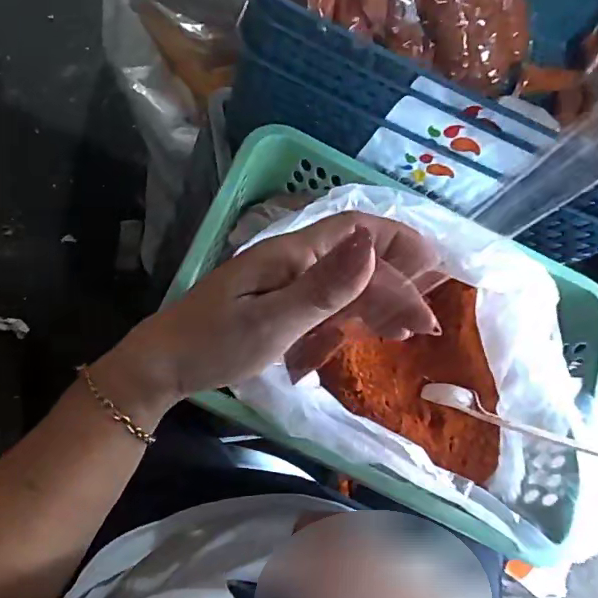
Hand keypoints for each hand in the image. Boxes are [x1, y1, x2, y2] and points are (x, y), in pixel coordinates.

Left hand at [95, 212, 442, 420]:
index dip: (399, 245)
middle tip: (425, 324)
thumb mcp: (272, 321)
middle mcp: (289, 261)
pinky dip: (350, 316)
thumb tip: (373, 245)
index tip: (435, 277)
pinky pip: (323, 304)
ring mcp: (281, 284)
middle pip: (354, 258)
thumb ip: (324, 287)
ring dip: (377, 301)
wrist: (163, 365)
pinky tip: (366, 333)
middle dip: (395, 283)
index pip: (356, 231)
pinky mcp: (274, 307)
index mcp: (290, 253)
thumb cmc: (213, 344)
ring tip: (406, 331)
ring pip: (342, 282)